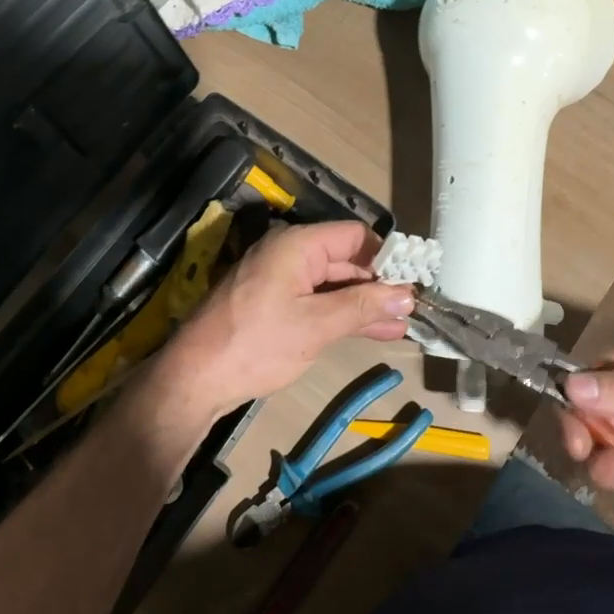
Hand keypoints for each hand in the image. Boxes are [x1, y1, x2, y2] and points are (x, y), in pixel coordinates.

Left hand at [147, 222, 414, 420]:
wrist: (197, 377)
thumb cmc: (256, 344)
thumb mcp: (316, 325)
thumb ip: (363, 306)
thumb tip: (406, 296)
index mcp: (297, 246)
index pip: (354, 236)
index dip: (387, 254)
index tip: (416, 278)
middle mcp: (289, 254)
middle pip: (345, 259)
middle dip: (379, 283)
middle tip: (416, 306)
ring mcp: (281, 280)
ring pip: (333, 284)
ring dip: (365, 303)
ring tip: (404, 323)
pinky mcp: (275, 305)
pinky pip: (318, 301)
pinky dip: (343, 314)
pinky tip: (375, 330)